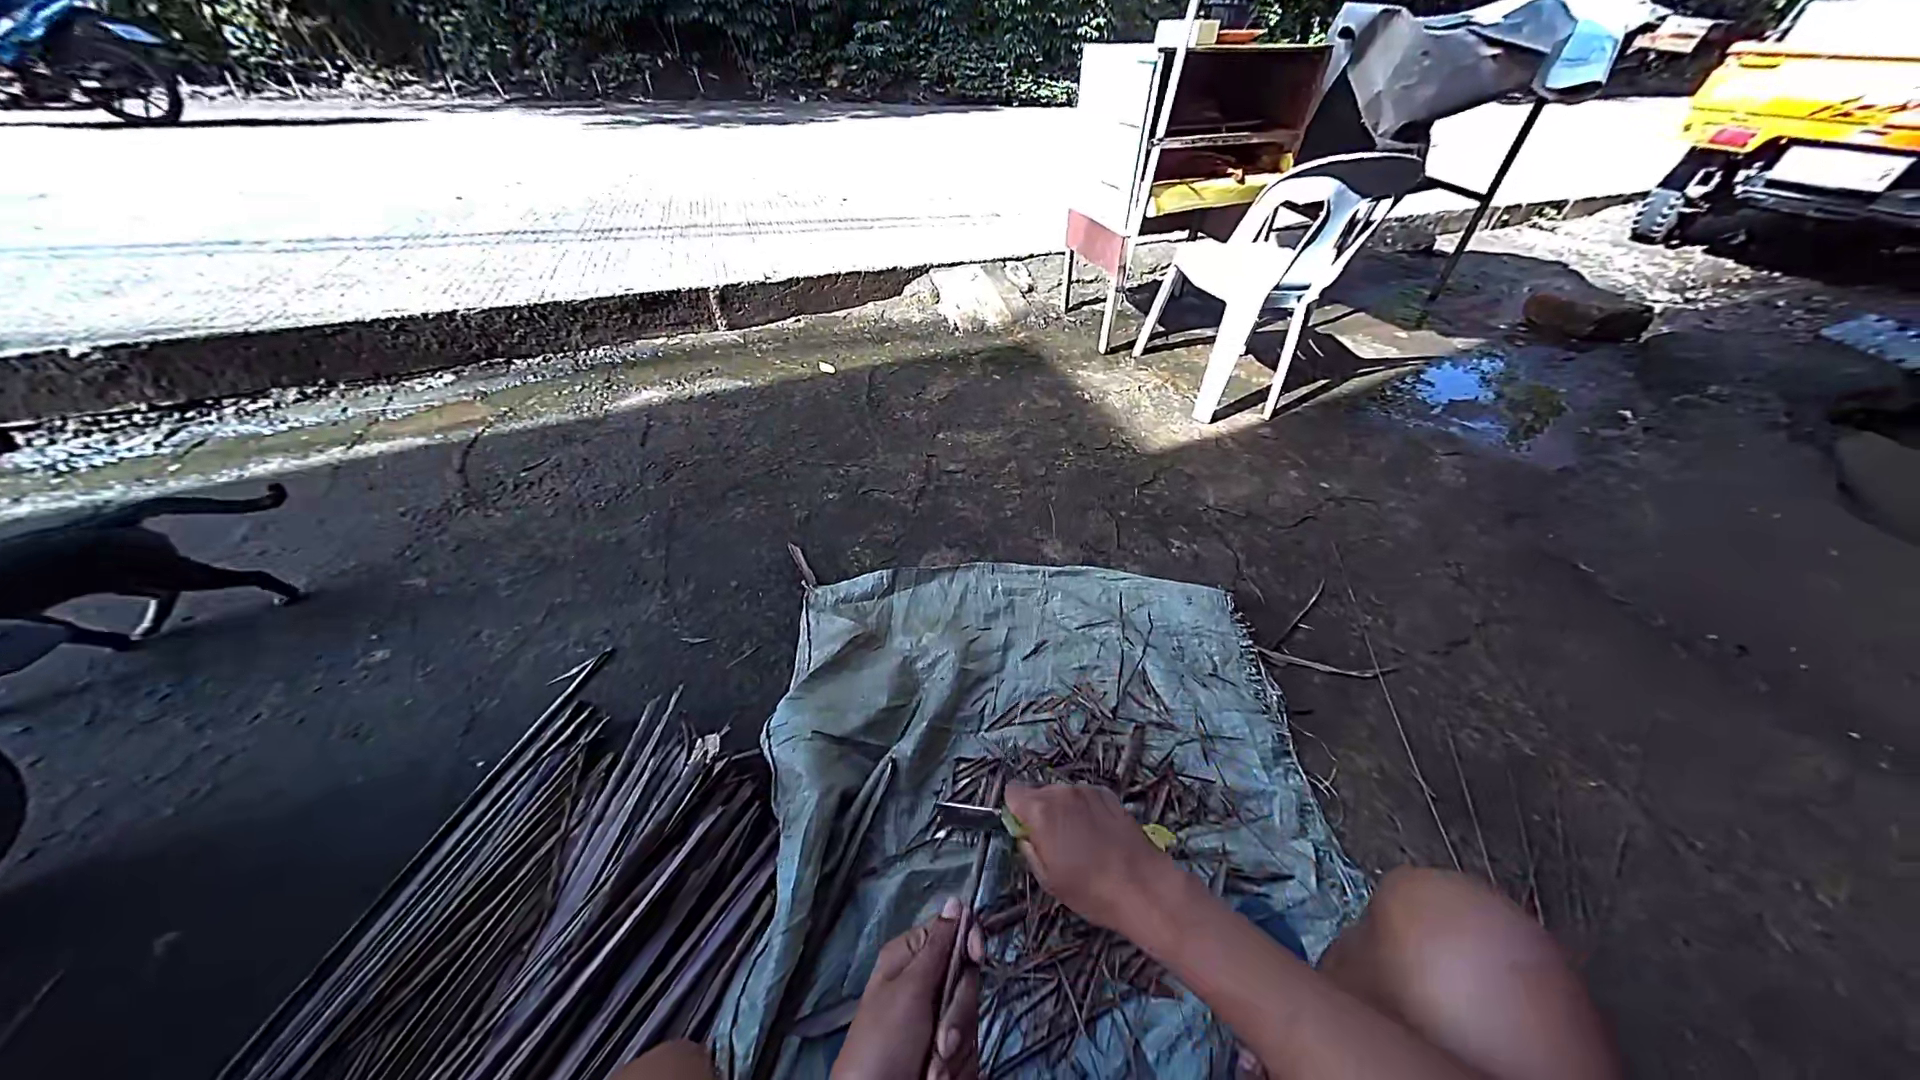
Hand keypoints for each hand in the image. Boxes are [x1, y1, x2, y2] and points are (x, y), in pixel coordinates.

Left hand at [831, 897, 982, 1079]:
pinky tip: (934, 1078)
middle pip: (968, 979)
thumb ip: (938, 946)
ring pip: (972, 1019)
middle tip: (939, 1040)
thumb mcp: (909, 990)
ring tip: (930, 1069)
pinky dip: (957, 1069)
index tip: (976, 957)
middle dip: (958, 1016)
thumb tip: (956, 901)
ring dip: (956, 1050)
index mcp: (910, 959)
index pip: (954, 932)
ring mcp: (937, 1021)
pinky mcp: (947, 1054)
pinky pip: (971, 1051)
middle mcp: (925, 985)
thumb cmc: (884, 1044)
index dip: (970, 942)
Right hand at [1003, 783, 1178, 935]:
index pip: (1012, 792)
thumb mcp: (1047, 879)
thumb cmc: (1090, 889)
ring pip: (1063, 795)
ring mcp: (1087, 790)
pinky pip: (1085, 797)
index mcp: (1040, 810)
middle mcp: (1061, 792)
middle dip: (1040, 812)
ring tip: (1081, 841)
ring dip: (1064, 810)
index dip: (1015, 811)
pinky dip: (1085, 809)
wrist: (1143, 886)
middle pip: (1038, 793)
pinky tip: (1098, 834)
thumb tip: (1025, 835)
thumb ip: (1029, 849)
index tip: (1026, 831)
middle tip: (1054, 843)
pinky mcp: (1109, 795)